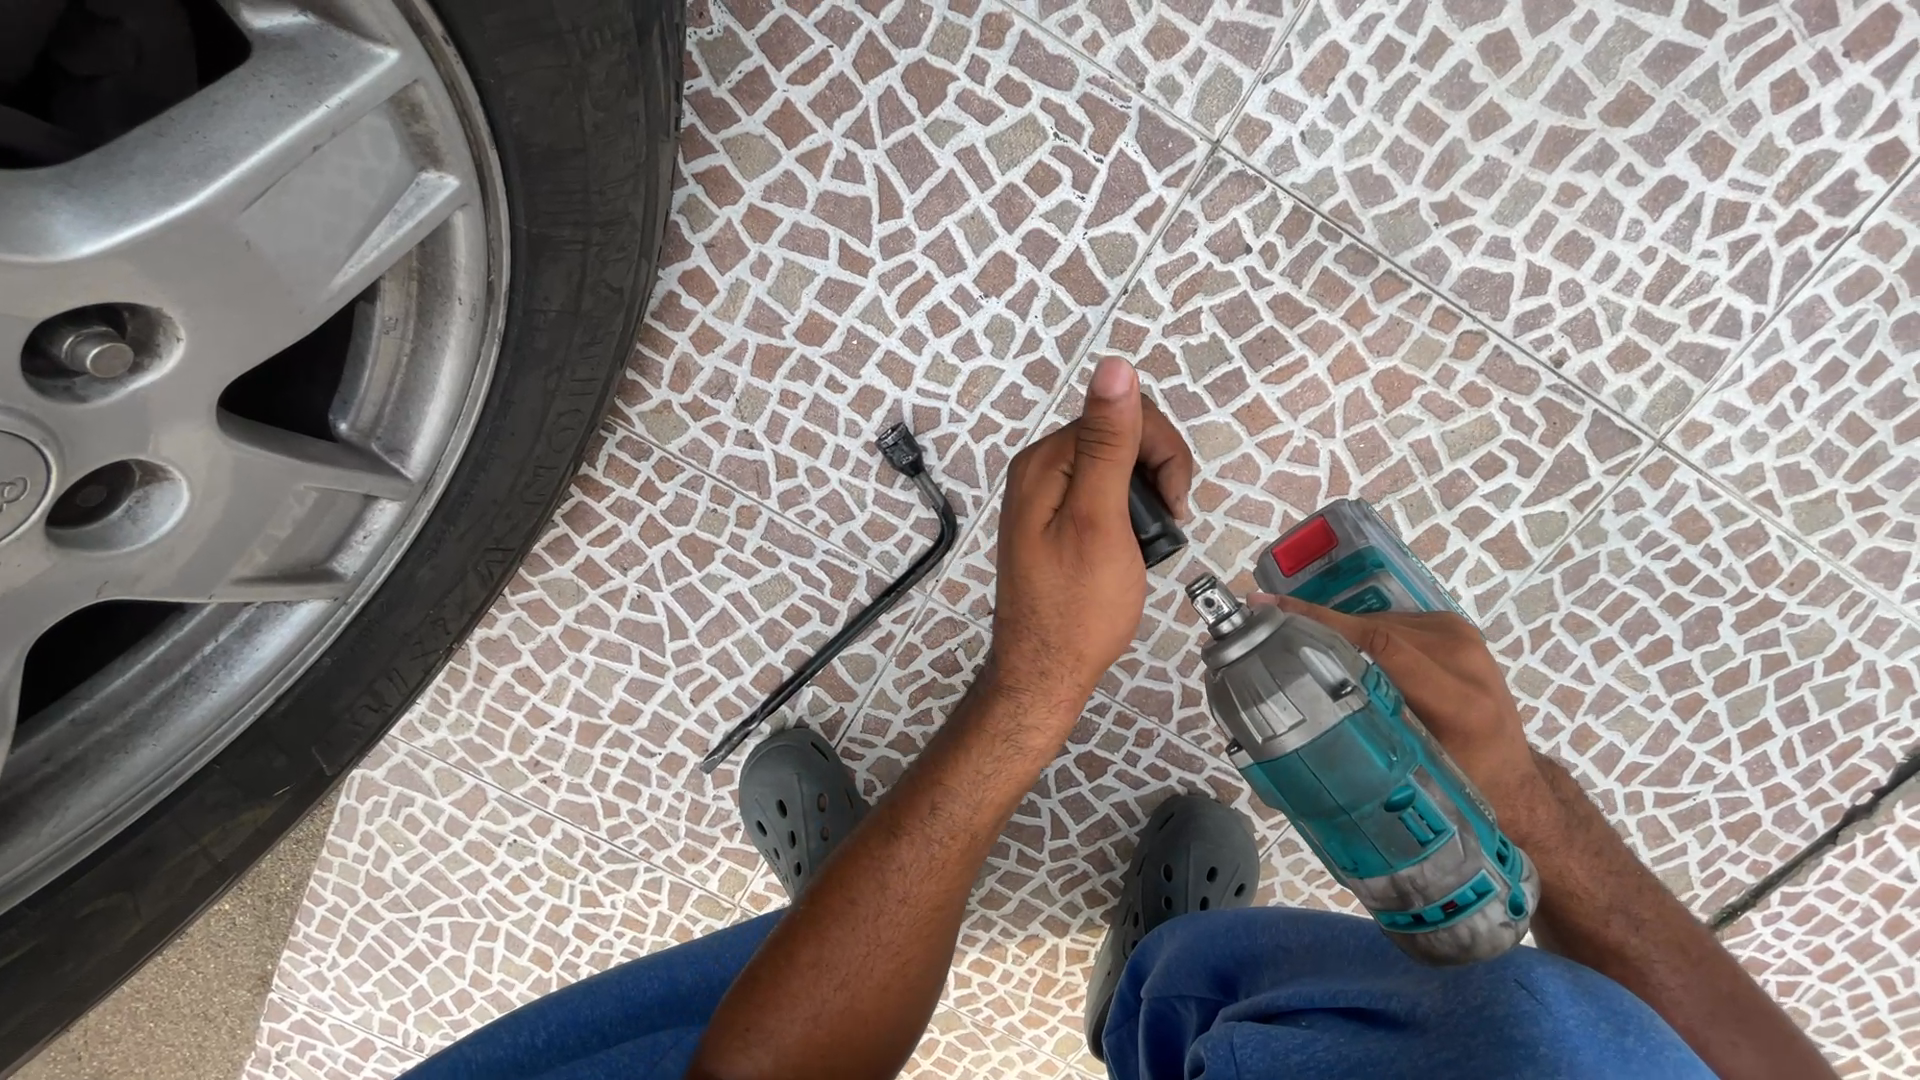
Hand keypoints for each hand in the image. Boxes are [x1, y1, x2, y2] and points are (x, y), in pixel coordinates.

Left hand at [988, 356, 1194, 725]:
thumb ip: (1108, 445)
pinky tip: (1135, 544)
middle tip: (1166, 525)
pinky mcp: (1056, 520)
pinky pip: (1104, 493)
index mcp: (1044, 461)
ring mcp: (1045, 496)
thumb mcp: (1099, 520)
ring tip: (1152, 540)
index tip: (1172, 504)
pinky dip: (1130, 512)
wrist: (1046, 672)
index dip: (1160, 451)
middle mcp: (1039, 469)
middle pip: (1119, 434)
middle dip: (1156, 471)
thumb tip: (1114, 365)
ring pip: (1117, 464)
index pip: (1120, 413)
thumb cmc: (1078, 606)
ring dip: (1147, 494)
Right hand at [1248, 595, 1554, 828]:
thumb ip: (1360, 737)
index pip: (1379, 645)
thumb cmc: (1462, 787)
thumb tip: (1286, 718)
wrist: (1513, 779)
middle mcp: (1464, 658)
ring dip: (1336, 631)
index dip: (1320, 624)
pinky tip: (1334, 647)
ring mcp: (1461, 637)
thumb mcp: (1406, 770)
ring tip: (1291, 640)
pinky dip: (1358, 633)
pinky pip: (1390, 623)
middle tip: (1263, 630)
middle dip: (1314, 627)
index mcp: (1458, 700)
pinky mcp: (1454, 629)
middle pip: (1372, 629)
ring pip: (1378, 622)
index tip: (1267, 610)